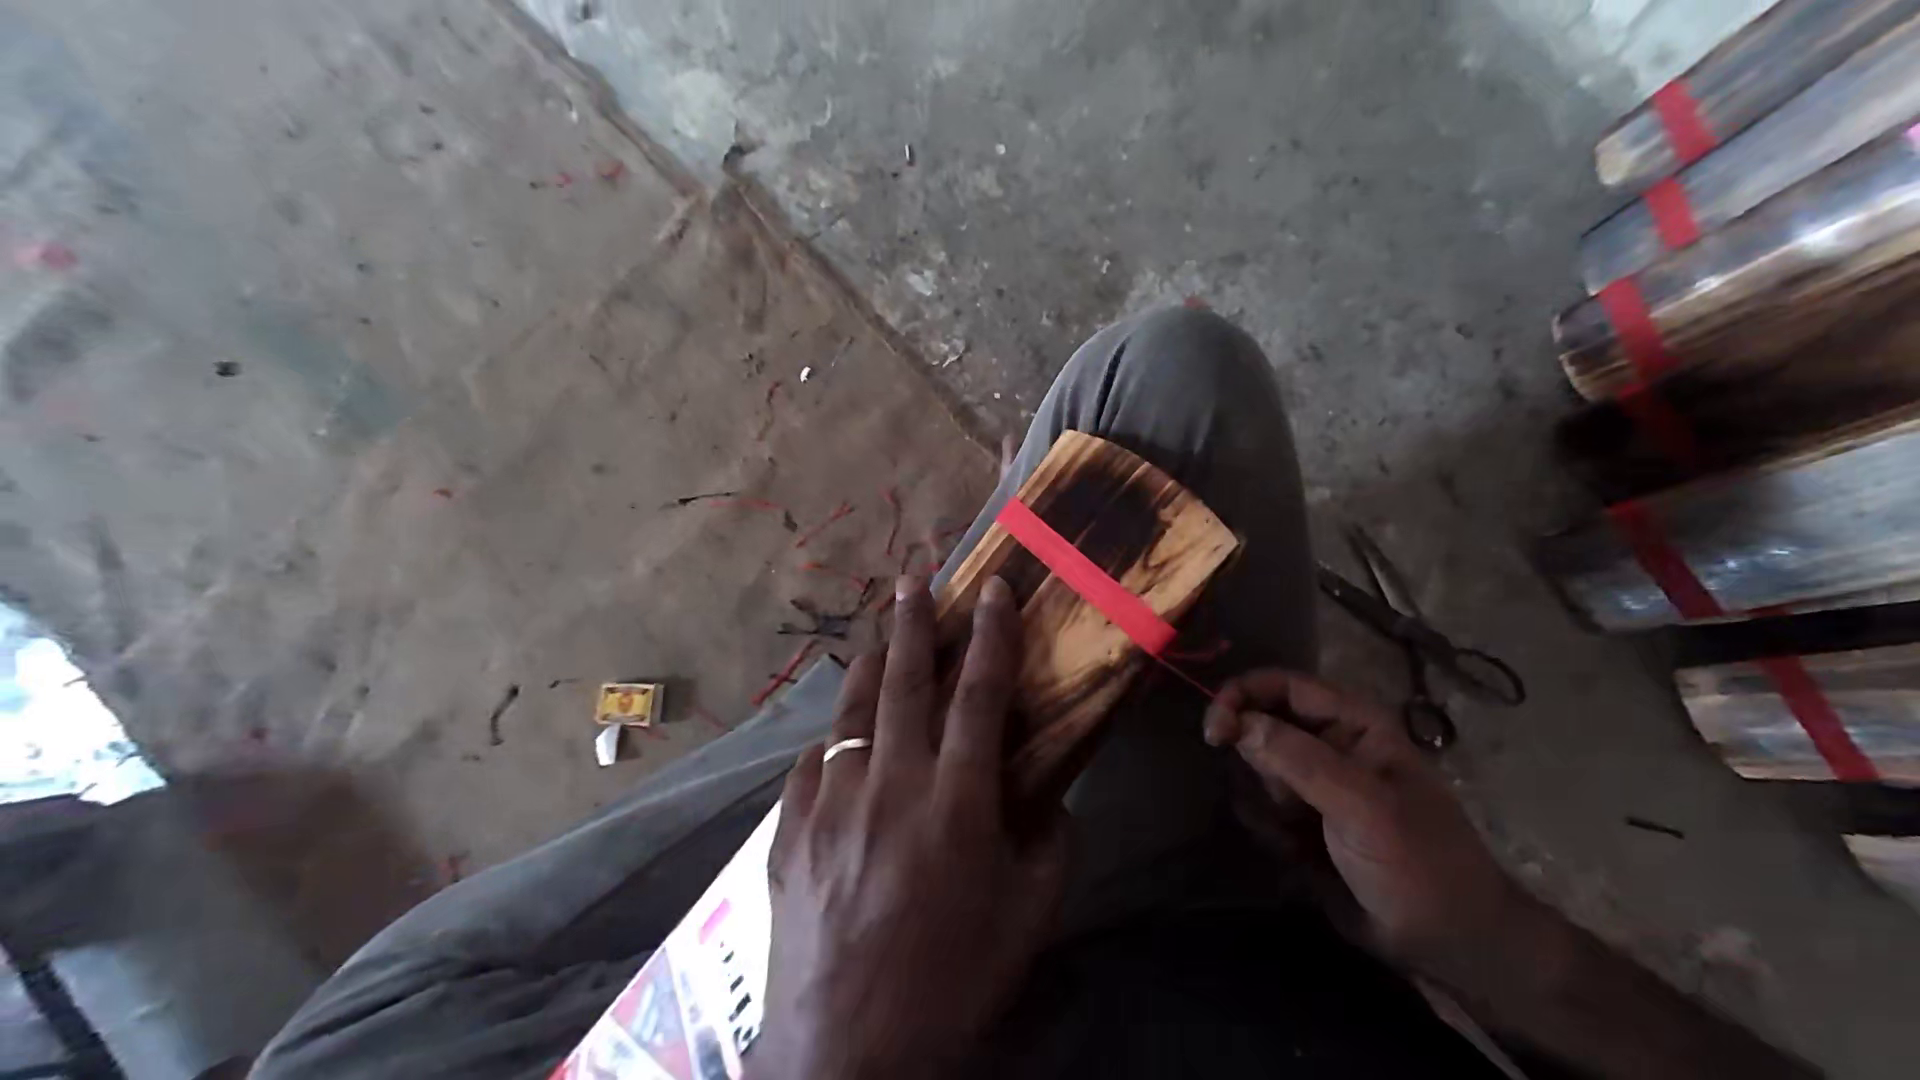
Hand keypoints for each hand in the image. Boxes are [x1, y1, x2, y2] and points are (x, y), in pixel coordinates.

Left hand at [751, 576, 1066, 1079]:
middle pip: (904, 680)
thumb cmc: (952, 980)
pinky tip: (841, 738)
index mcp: (956, 801)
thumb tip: (1049, 793)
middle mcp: (890, 782)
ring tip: (881, 632)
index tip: (997, 589)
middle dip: (915, 620)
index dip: (993, 635)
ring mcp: (831, 800)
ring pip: (852, 708)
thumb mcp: (1028, 917)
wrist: (846, 1049)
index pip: (980, 694)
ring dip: (871, 662)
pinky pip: (814, 761)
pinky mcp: (790, 825)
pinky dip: (834, 739)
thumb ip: (1050, 842)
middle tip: (914, 576)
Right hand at [1203, 670, 1541, 982]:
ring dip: (1258, 797)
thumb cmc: (1421, 864)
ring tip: (1290, 832)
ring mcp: (1312, 781)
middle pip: (1259, 720)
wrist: (1449, 945)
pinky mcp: (1299, 817)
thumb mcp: (1366, 807)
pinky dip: (1262, 823)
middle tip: (1270, 797)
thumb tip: (1239, 723)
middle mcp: (1328, 742)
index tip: (1214, 730)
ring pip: (1252, 764)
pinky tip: (1291, 849)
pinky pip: (1256, 802)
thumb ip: (1301, 760)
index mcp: (1354, 722)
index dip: (1242, 695)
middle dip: (1251, 756)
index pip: (1282, 685)